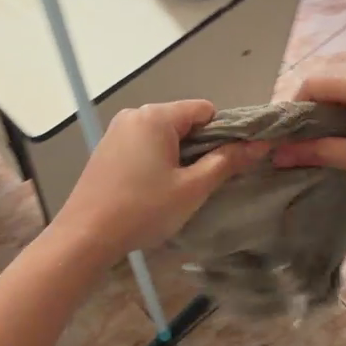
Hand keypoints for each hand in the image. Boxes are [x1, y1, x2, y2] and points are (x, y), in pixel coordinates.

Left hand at [53, 100, 264, 258]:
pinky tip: (152, 190)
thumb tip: (259, 144)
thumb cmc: (143, 210)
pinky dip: (156, 162)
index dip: (222, 134)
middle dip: (199, 148)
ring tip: (176, 190)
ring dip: (178, 157)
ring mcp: (116, 132)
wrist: (86, 235)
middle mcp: (134, 115)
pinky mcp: (106, 150)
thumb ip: (227, 162)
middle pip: (183, 121)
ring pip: (163, 136)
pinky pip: (143, 146)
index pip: (205, 110)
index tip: (224, 165)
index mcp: (156, 116)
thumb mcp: (192, 188)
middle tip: (201, 183)